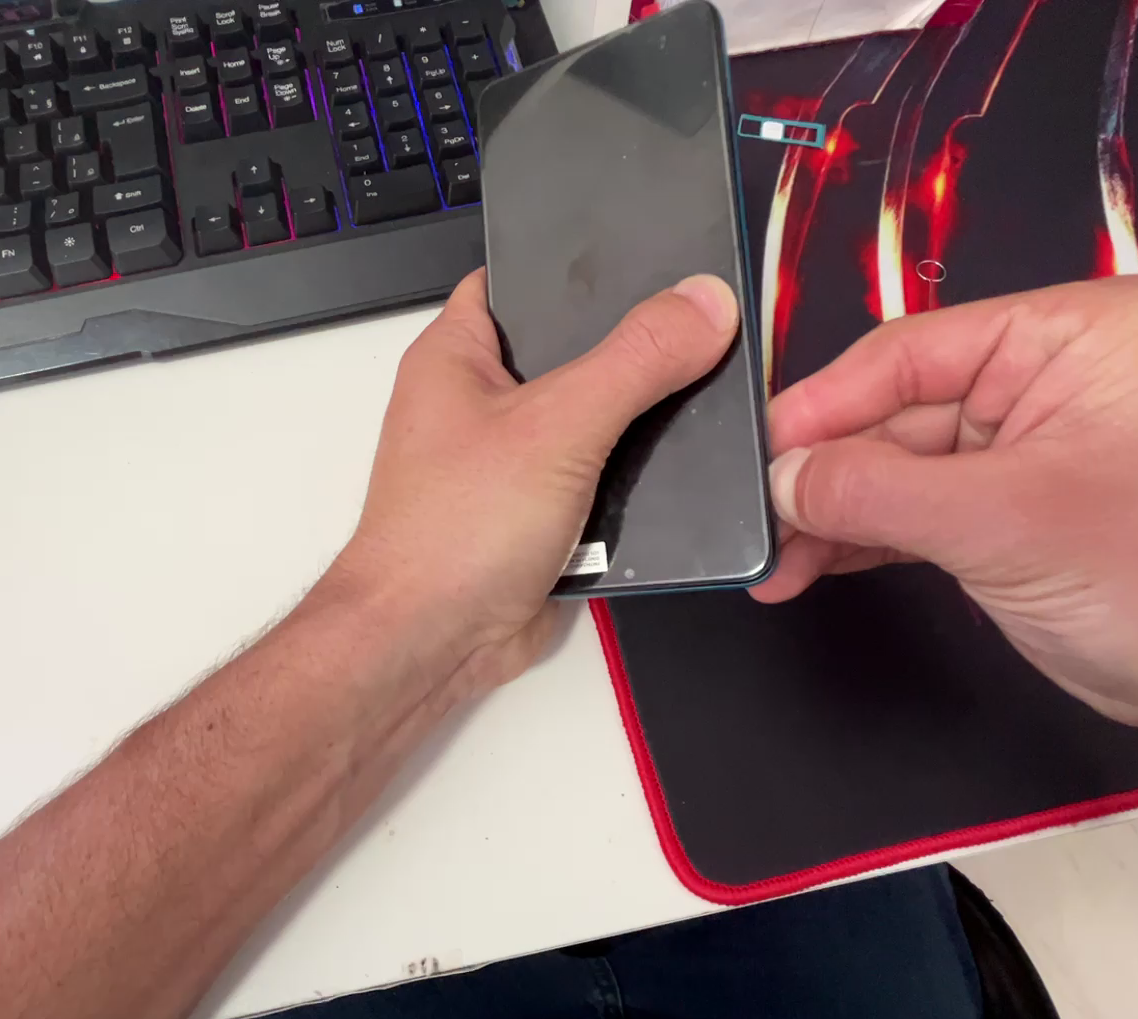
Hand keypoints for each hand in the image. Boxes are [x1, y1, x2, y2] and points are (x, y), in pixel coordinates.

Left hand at [322, 268, 739, 700]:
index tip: (649, 257)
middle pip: (570, 352)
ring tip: (702, 400)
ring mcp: (511, 461)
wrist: (434, 642)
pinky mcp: (539, 513)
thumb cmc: (451, 533)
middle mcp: (482, 404)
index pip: (519, 280)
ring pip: (593, 420)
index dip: (578, 264)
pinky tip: (674, 471)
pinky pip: (599, 478)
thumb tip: (702, 303)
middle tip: (700, 332)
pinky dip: (631, 479)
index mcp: (458, 357)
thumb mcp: (555, 427)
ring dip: (637, 422)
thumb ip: (633, 361)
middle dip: (629, 350)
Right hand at [749, 276, 1137, 739]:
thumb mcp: (1010, 520)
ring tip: (771, 567)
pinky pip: (906, 516)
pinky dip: (855, 544)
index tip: (756, 461)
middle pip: (889, 418)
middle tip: (755, 530)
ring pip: (889, 474)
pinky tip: (804, 571)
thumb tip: (776, 480)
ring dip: (828, 521)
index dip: (820, 407)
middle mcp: (1036, 384)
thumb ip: (876, 491)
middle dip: (821, 480)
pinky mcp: (1001, 516)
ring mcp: (1016, 454)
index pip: (906, 355)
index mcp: (1066, 336)